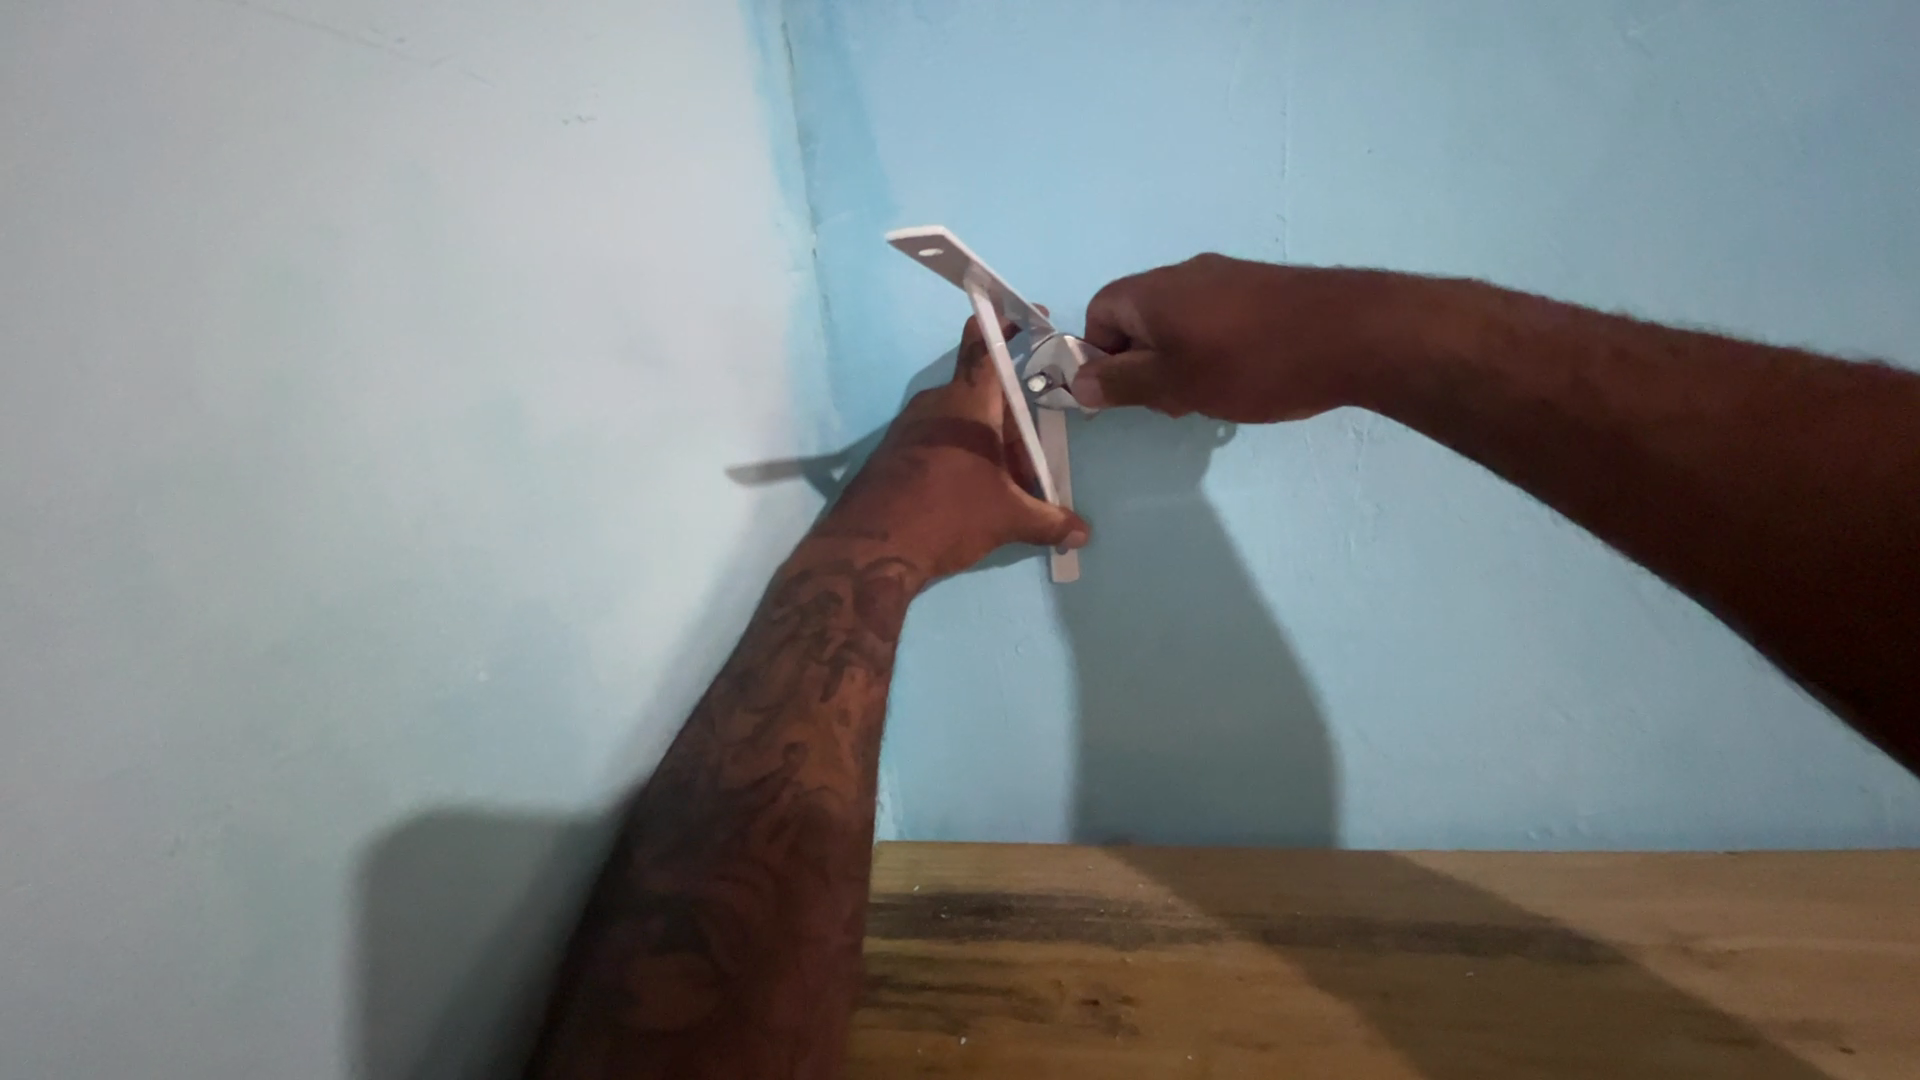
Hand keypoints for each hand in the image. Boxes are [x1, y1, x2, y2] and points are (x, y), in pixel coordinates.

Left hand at [814, 316, 1090, 578]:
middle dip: (1012, 428)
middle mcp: (935, 405)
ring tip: (1007, 489)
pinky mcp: (893, 455)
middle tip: (1034, 464)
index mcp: (968, 402)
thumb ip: (1048, 521)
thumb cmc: (947, 514)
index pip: (985, 345)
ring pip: (961, 426)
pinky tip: (971, 498)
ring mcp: (908, 429)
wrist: (870, 549)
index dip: (1006, 323)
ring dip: (988, 449)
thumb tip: (1083, 534)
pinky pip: (937, 444)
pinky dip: (961, 461)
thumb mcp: (1007, 518)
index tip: (1027, 314)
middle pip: (984, 400)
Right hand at [1071, 254, 1435, 421]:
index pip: (1098, 314)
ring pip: (1177, 324)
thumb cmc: (1251, 363)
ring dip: (1179, 363)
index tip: (1127, 392)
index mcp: (1152, 292)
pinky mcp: (1261, 291)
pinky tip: (1244, 377)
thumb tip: (1079, 382)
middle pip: (1137, 320)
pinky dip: (1213, 351)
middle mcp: (1184, 275)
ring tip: (1211, 395)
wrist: (1355, 334)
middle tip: (1173, 401)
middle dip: (1143, 365)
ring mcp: (1227, 278)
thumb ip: (1121, 384)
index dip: (1101, 356)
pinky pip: (1214, 321)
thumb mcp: (1174, 384)